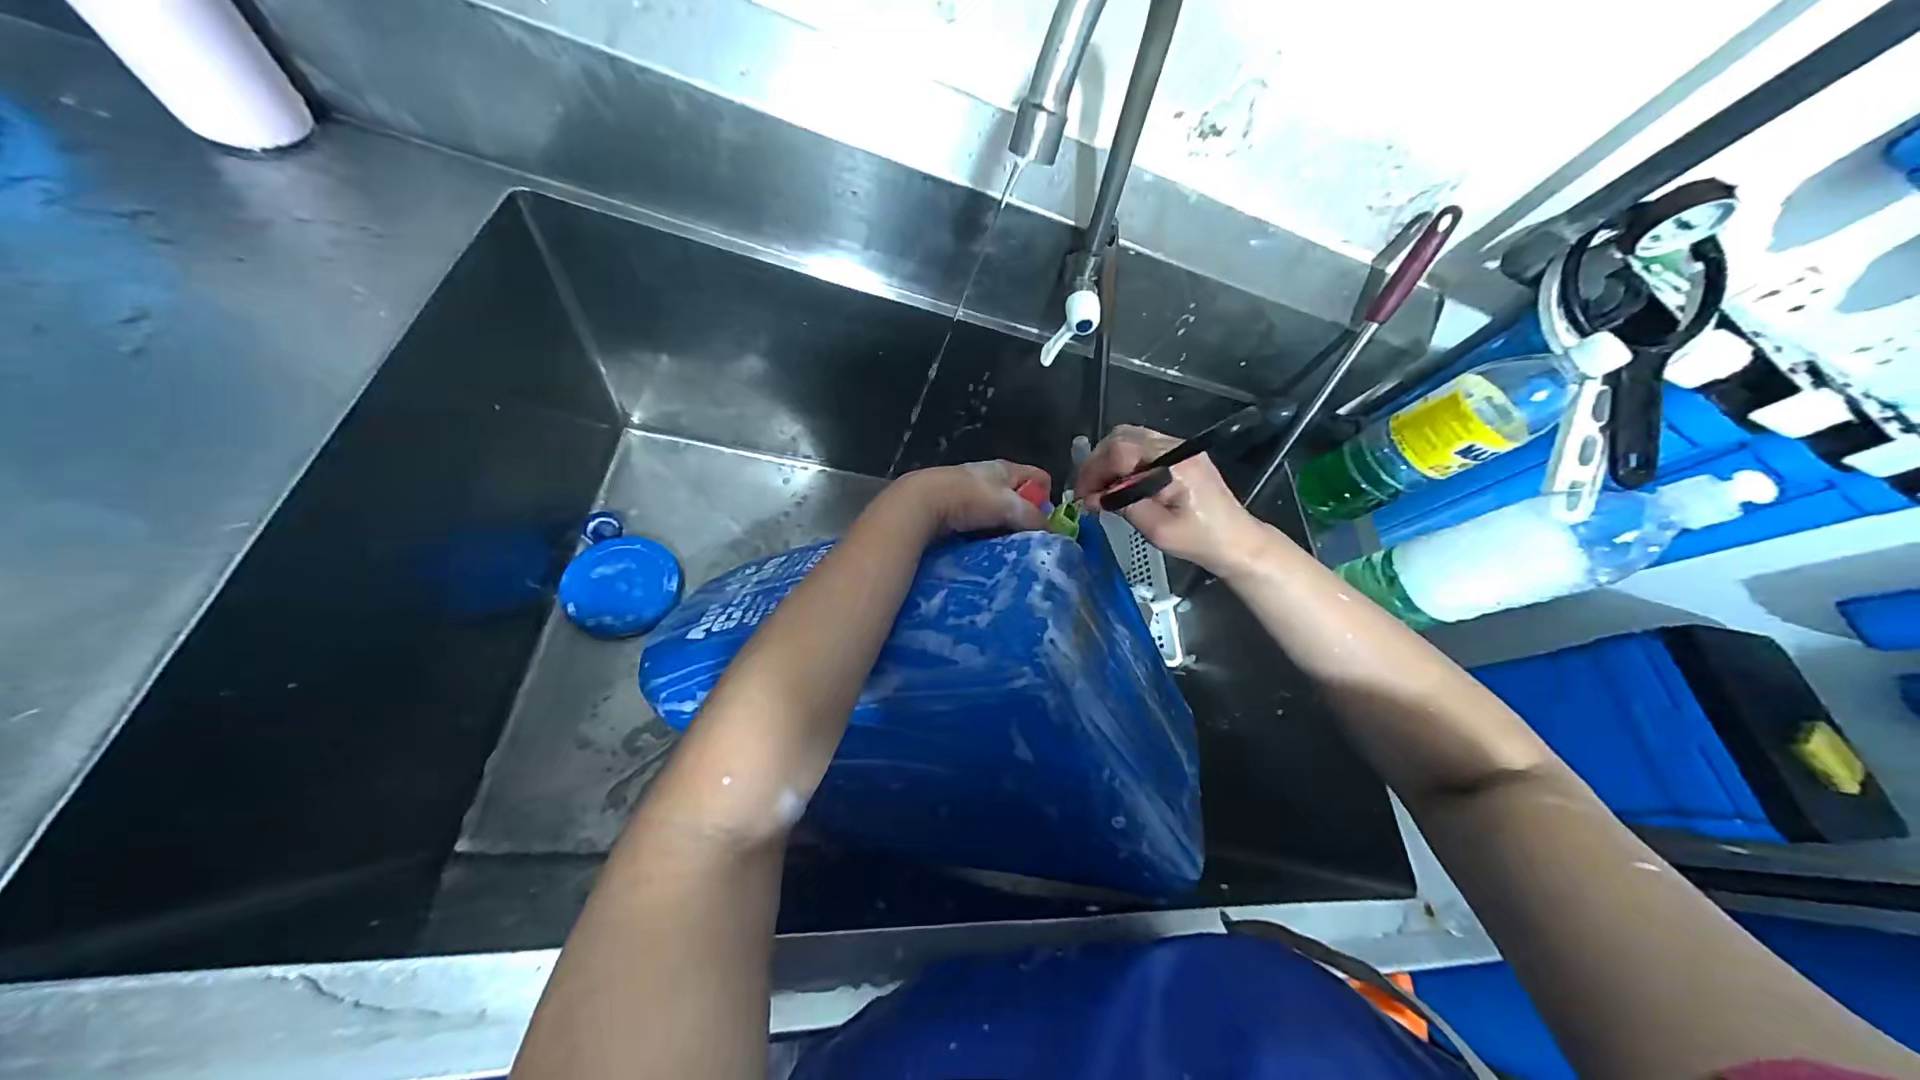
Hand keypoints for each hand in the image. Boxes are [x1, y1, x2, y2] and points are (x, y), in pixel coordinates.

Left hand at [885, 459, 1049, 536]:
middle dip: (1023, 517)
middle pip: (1015, 497)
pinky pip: (975, 525)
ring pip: (994, 513)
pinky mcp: (950, 511)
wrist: (920, 504)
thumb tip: (1054, 532)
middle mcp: (987, 477)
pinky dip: (980, 536)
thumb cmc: (969, 498)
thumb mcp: (1009, 507)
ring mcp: (967, 494)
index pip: (1037, 477)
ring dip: (1000, 530)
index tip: (1045, 521)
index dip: (1045, 496)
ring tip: (1003, 549)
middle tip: (1026, 540)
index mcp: (1004, 468)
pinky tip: (980, 549)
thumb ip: (1034, 517)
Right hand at [1075, 425, 1277, 575]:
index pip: (1121, 452)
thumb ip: (1123, 507)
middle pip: (1121, 438)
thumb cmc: (1200, 540)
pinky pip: (1140, 446)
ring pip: (1128, 438)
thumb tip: (1092, 498)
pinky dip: (1120, 461)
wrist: (1237, 541)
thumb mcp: (1157, 530)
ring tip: (1098, 488)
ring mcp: (1179, 447)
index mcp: (1174, 465)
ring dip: (1106, 460)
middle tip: (1085, 491)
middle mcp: (1176, 448)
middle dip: (1096, 463)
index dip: (1094, 471)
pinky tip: (1117, 484)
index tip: (1081, 495)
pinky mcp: (1178, 454)